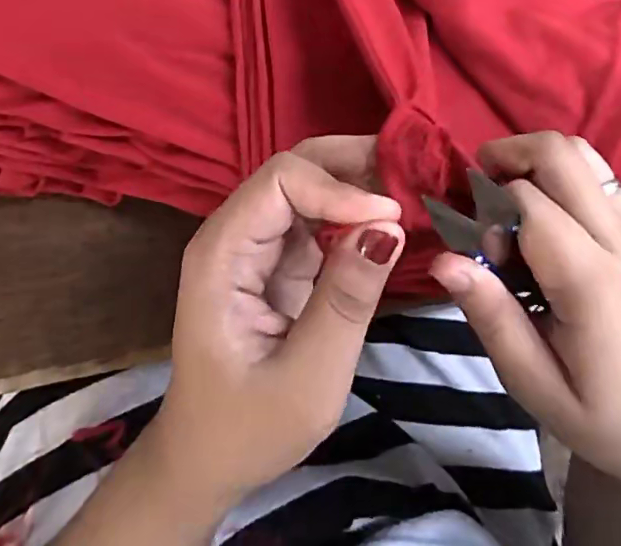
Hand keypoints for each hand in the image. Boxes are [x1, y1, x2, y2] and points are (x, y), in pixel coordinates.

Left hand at [144, 136, 405, 507]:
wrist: (207, 457)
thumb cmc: (248, 428)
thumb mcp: (307, 379)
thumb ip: (346, 300)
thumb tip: (389, 227)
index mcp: (222, 254)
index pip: (280, 182)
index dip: (337, 188)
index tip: (391, 215)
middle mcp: (236, 232)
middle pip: (294, 167)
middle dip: (353, 162)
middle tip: (413, 174)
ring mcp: (258, 241)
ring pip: (310, 181)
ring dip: (360, 179)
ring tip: (412, 187)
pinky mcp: (281, 255)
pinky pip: (321, 213)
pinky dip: (358, 208)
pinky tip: (393, 215)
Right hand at [429, 133, 620, 525]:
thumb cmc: (595, 414)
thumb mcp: (531, 381)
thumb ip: (490, 315)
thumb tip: (443, 259)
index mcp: (592, 281)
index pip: (530, 202)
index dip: (490, 212)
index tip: (481, 252)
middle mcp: (619, 241)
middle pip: (562, 154)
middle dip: (509, 154)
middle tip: (480, 189)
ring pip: (583, 152)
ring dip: (536, 157)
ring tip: (509, 193)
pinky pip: (598, 172)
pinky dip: (562, 169)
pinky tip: (544, 207)